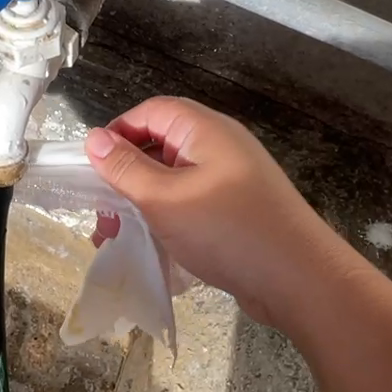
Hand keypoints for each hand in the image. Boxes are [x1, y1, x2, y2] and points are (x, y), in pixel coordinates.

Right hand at [85, 96, 359, 325]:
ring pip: (172, 178)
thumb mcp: (164, 198)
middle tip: (102, 212)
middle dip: (125, 175)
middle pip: (160, 144)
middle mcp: (220, 146)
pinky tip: (151, 245)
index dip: (118, 133)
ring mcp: (231, 178)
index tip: (92, 168)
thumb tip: (93, 138)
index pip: (151, 111)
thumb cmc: (226, 230)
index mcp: (204, 130)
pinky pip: (191, 202)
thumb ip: (125, 168)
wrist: (299, 279)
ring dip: (141, 202)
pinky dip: (166, 218)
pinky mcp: (237, 209)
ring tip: (118, 236)